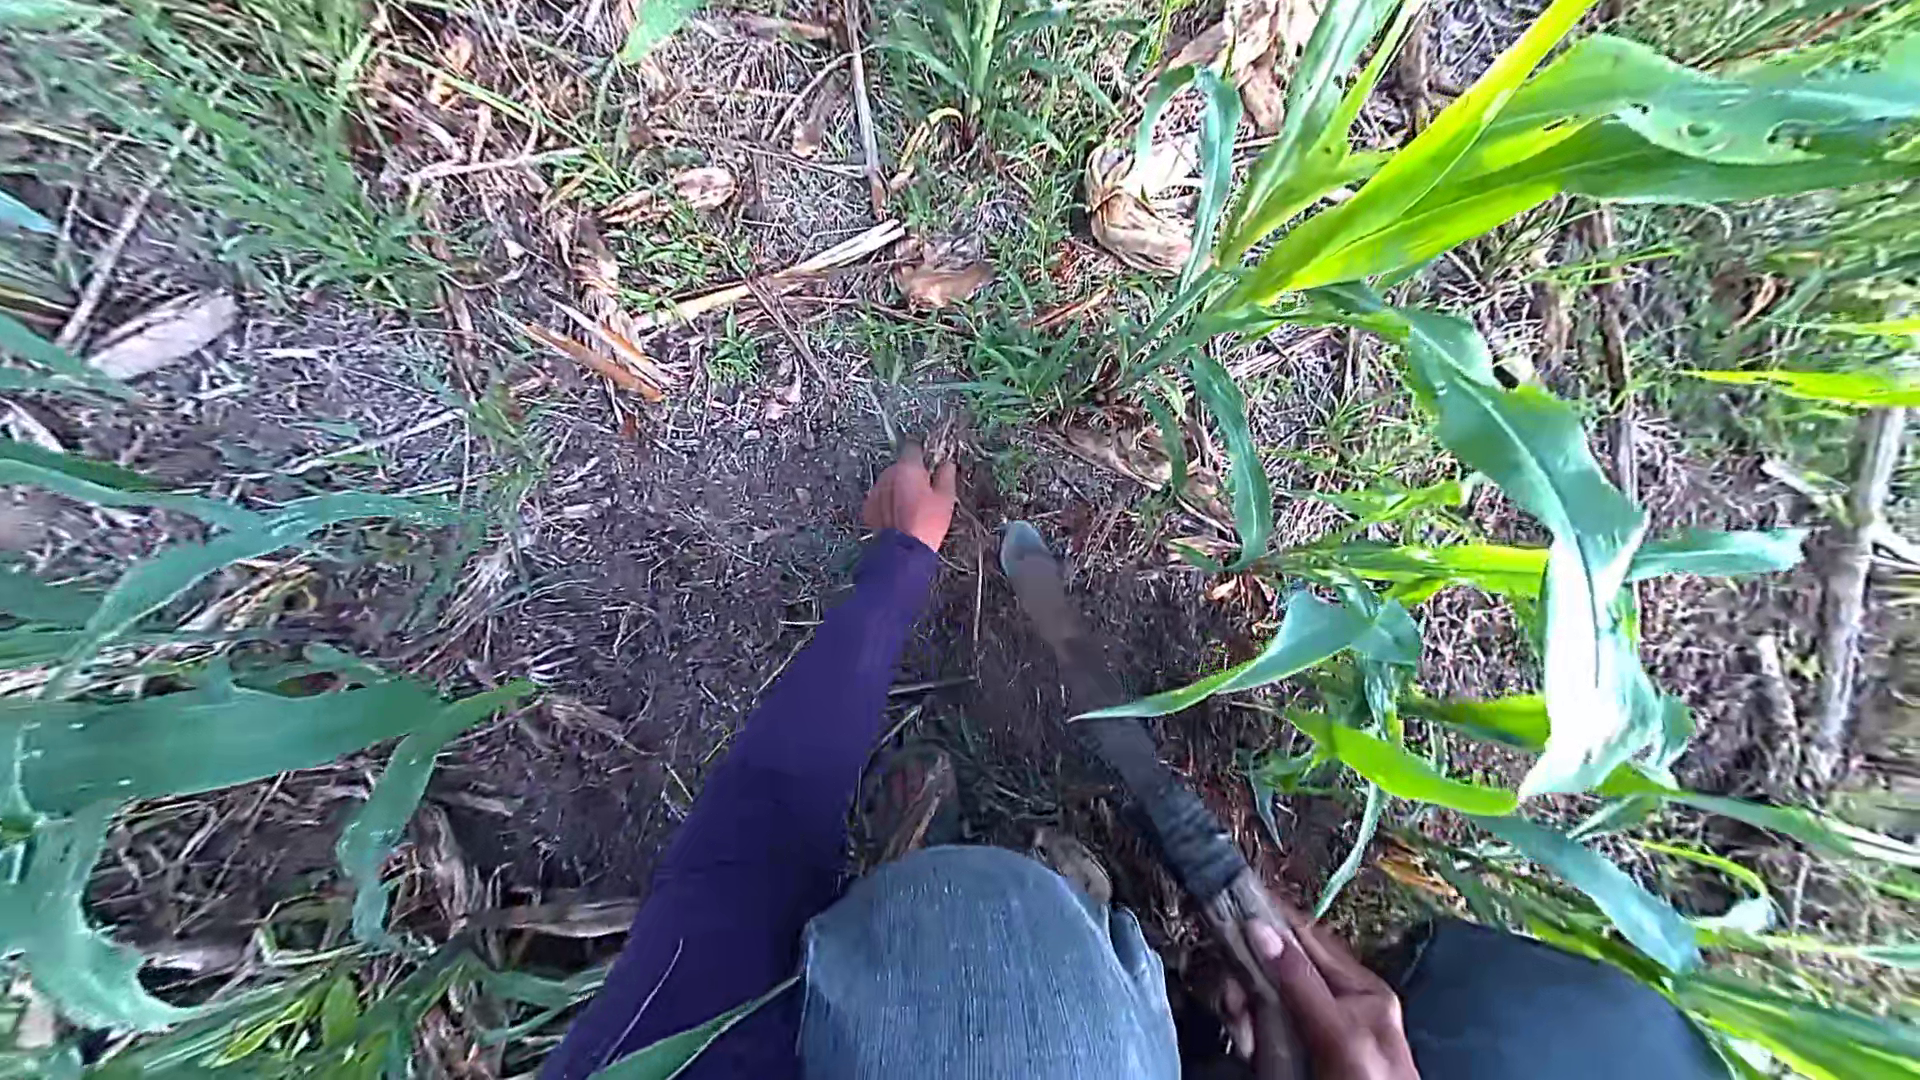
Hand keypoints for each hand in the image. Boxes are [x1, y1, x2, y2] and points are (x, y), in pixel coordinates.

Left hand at [861, 441, 956, 552]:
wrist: (903, 550)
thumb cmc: (925, 524)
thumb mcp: (945, 498)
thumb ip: (946, 476)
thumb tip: (947, 466)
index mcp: (908, 468)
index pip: (912, 446)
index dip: (922, 452)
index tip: (928, 460)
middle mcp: (889, 475)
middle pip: (900, 466)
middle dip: (911, 474)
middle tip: (924, 491)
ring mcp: (876, 490)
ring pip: (889, 481)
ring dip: (898, 488)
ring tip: (911, 506)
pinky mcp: (869, 506)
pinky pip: (880, 497)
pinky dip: (888, 502)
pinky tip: (899, 515)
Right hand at [1221, 914, 1418, 1079]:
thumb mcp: (1341, 1040)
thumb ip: (1301, 983)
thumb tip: (1257, 925)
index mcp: (1358, 989)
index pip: (1303, 933)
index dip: (1266, 918)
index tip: (1224, 908)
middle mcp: (1334, 1000)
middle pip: (1275, 962)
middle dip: (1248, 975)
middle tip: (1235, 1002)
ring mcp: (1313, 1027)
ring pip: (1261, 990)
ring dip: (1243, 1006)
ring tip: (1245, 1038)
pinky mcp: (1292, 1051)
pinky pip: (1259, 1022)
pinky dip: (1247, 1030)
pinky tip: (1249, 1049)